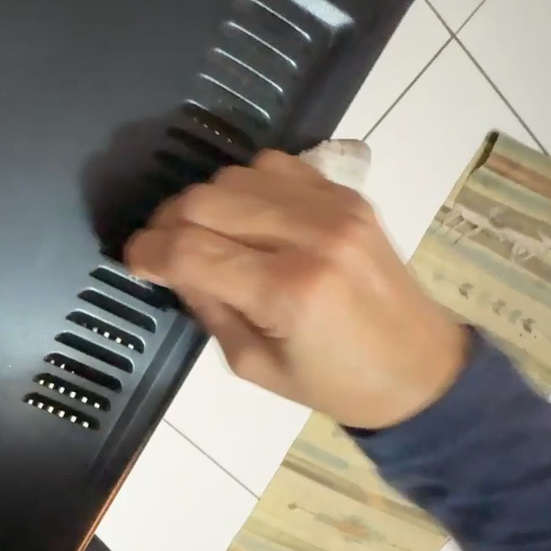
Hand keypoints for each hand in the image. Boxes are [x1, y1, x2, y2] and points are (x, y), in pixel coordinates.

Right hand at [123, 150, 468, 429]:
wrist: (418, 368)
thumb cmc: (331, 383)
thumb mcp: (250, 363)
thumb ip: (208, 307)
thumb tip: (172, 268)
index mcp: (286, 292)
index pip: (189, 251)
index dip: (146, 252)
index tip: (133, 263)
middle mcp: (310, 236)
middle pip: (204, 203)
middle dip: (165, 225)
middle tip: (158, 250)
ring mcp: (333, 207)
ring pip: (232, 178)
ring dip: (200, 205)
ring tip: (196, 234)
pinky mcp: (346, 194)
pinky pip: (272, 167)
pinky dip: (241, 187)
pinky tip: (239, 216)